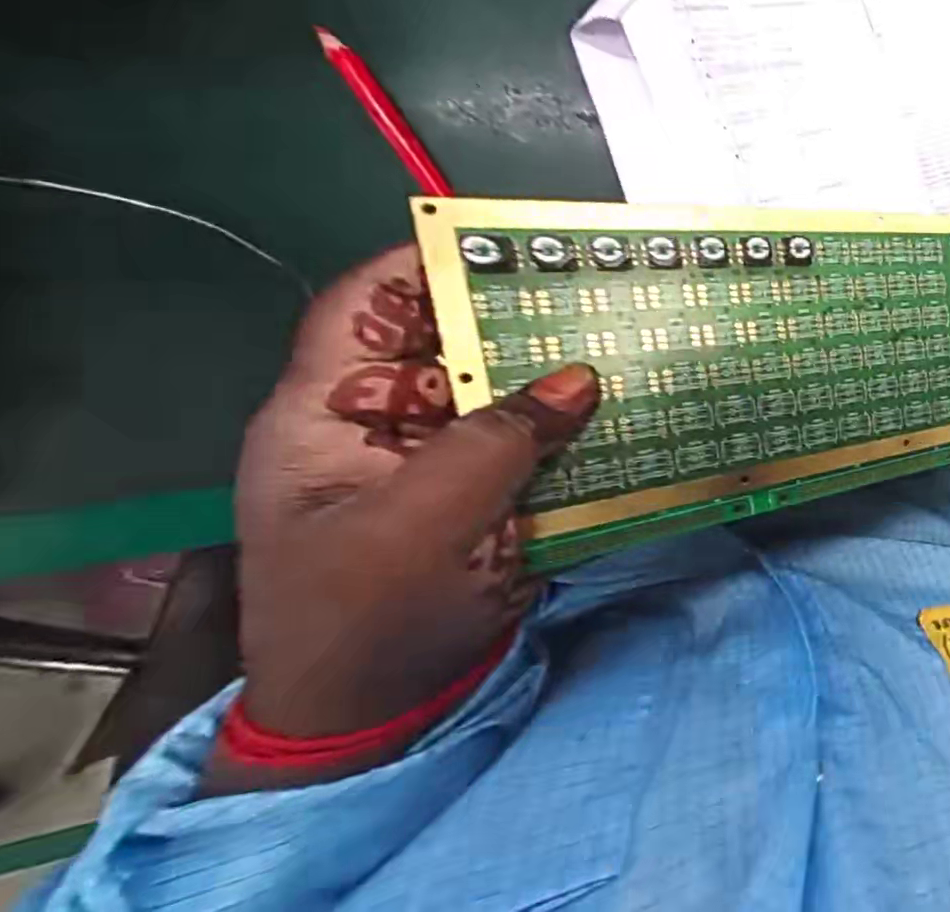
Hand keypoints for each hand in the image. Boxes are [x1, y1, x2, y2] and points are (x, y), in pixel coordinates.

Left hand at [229, 245, 599, 749]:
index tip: (500, 241)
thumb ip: (498, 442)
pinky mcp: (490, 488)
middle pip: (450, 343)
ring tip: (617, 333)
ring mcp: (445, 457)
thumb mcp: (421, 525)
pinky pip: (535, 437)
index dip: (421, 263)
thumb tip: (581, 378)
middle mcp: (389, 422)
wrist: (384, 709)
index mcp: (329, 414)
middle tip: (586, 285)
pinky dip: (574, 422)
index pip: (365, 309)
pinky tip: (619, 404)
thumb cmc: (369, 617)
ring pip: (503, 390)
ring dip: (554, 369)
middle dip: (513, 314)